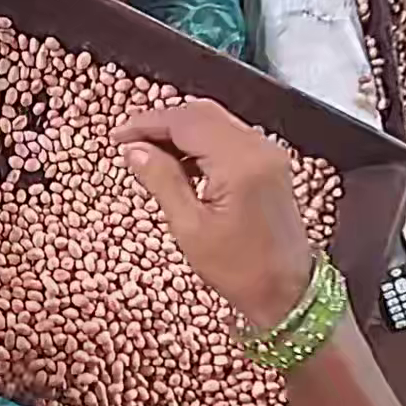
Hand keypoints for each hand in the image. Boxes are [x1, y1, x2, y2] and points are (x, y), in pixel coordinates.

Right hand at [111, 98, 311, 324]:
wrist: (288, 291)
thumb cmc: (236, 268)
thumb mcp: (189, 227)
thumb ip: (162, 180)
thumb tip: (134, 150)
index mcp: (239, 162)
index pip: (185, 122)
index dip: (147, 123)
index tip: (117, 136)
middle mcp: (258, 147)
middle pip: (201, 114)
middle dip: (161, 122)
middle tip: (128, 141)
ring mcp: (268, 153)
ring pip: (215, 121)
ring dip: (178, 130)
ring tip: (147, 152)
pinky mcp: (269, 164)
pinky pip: (228, 137)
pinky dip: (198, 141)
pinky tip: (177, 162)